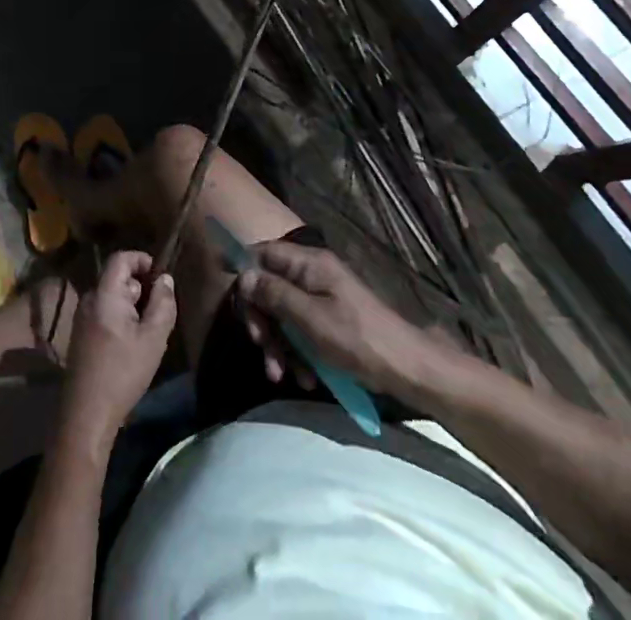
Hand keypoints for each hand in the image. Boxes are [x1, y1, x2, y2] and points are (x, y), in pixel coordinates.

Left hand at [59, 251, 176, 450]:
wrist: (87, 411)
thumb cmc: (123, 371)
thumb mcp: (153, 337)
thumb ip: (163, 303)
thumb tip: (165, 279)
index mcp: (104, 295)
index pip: (120, 258)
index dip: (142, 259)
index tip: (161, 276)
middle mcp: (88, 300)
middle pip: (117, 278)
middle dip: (141, 287)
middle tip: (161, 309)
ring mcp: (81, 317)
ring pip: (111, 297)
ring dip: (132, 304)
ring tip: (149, 328)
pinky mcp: (81, 334)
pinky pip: (104, 312)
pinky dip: (121, 316)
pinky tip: (132, 342)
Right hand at [235, 242, 444, 398]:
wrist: (406, 369)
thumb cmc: (357, 339)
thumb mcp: (309, 318)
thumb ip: (274, 294)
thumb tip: (244, 275)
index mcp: (309, 265)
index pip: (264, 252)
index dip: (243, 265)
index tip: (225, 284)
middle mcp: (313, 275)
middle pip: (268, 288)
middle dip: (262, 321)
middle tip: (263, 348)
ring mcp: (321, 299)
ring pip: (281, 315)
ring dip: (278, 345)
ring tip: (282, 374)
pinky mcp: (328, 323)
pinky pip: (299, 332)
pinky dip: (296, 354)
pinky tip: (303, 377)